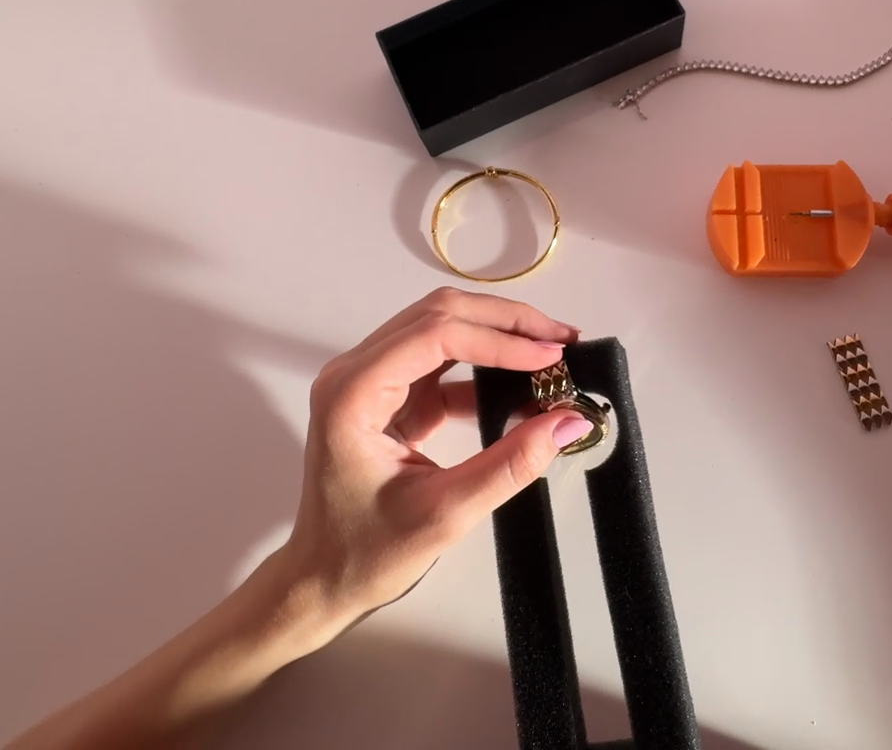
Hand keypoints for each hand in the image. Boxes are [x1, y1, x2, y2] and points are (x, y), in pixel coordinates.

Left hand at [280, 287, 591, 626]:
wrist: (323, 578)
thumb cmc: (366, 552)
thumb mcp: (446, 513)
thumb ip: (511, 463)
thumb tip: (568, 421)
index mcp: (353, 393)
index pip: (435, 336)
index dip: (499, 340)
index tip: (551, 356)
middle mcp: (357, 372)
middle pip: (438, 314)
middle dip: (505, 321)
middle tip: (560, 339)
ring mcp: (374, 378)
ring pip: (443, 327)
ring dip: (498, 333)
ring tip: (549, 348)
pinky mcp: (393, 393)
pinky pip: (444, 361)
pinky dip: (487, 364)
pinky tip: (523, 382)